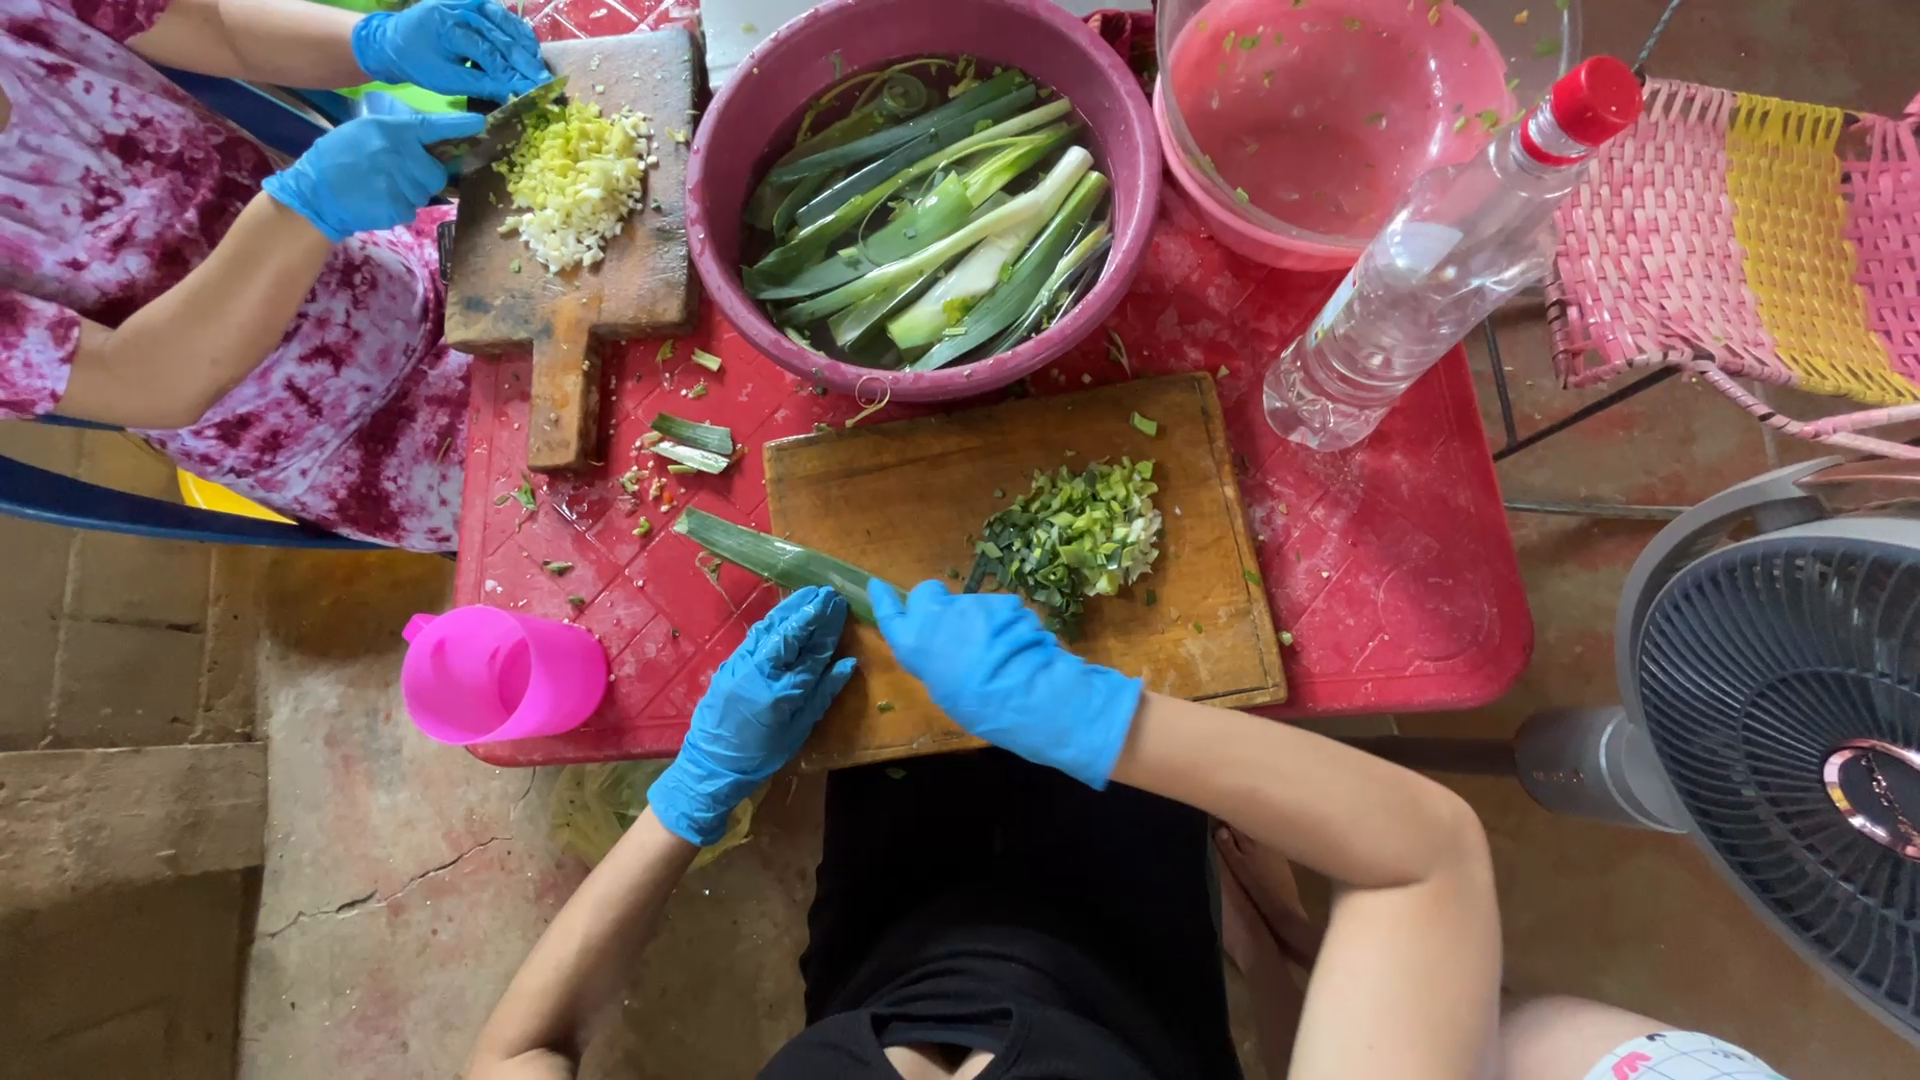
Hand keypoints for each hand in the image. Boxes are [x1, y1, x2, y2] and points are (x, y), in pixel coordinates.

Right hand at [262, 112, 482, 241]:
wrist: (314, 193)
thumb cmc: (337, 159)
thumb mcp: (362, 134)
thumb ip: (395, 137)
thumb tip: (429, 146)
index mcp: (387, 130)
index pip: (430, 127)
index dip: (457, 126)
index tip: (479, 123)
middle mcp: (397, 153)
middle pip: (436, 173)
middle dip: (425, 177)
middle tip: (397, 175)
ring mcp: (398, 181)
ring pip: (426, 193)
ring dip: (411, 193)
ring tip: (381, 186)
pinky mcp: (398, 206)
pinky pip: (413, 209)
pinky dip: (400, 208)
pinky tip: (378, 200)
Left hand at [352, 0, 548, 99]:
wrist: (394, 39)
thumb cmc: (420, 63)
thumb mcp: (449, 80)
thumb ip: (485, 85)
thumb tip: (517, 95)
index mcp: (448, 27)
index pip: (491, 55)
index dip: (516, 77)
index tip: (536, 94)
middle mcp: (459, 8)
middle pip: (503, 38)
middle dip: (527, 64)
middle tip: (547, 84)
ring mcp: (466, 2)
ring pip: (507, 22)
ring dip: (527, 46)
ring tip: (540, 68)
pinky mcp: (471, 3)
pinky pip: (501, 14)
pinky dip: (518, 31)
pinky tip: (529, 48)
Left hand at [649, 587, 856, 845]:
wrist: (711, 767)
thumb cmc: (761, 755)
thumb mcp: (799, 730)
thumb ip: (823, 694)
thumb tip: (848, 663)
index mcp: (782, 690)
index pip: (812, 650)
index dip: (828, 627)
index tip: (841, 607)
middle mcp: (761, 670)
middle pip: (790, 631)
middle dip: (810, 609)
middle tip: (828, 592)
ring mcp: (742, 664)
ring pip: (769, 628)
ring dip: (790, 608)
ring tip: (809, 594)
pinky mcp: (729, 664)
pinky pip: (755, 636)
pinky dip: (772, 620)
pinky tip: (783, 612)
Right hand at [870, 580, 1142, 788]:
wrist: (1017, 691)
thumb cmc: (974, 705)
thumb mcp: (944, 687)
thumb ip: (938, 659)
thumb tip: (950, 646)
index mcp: (914, 644)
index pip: (890, 615)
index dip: (884, 599)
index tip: (878, 585)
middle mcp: (935, 616)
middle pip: (927, 593)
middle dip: (936, 601)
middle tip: (953, 624)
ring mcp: (969, 603)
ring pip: (971, 604)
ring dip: (980, 619)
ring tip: (999, 651)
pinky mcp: (1000, 599)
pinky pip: (1000, 608)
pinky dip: (1006, 622)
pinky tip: (1019, 645)